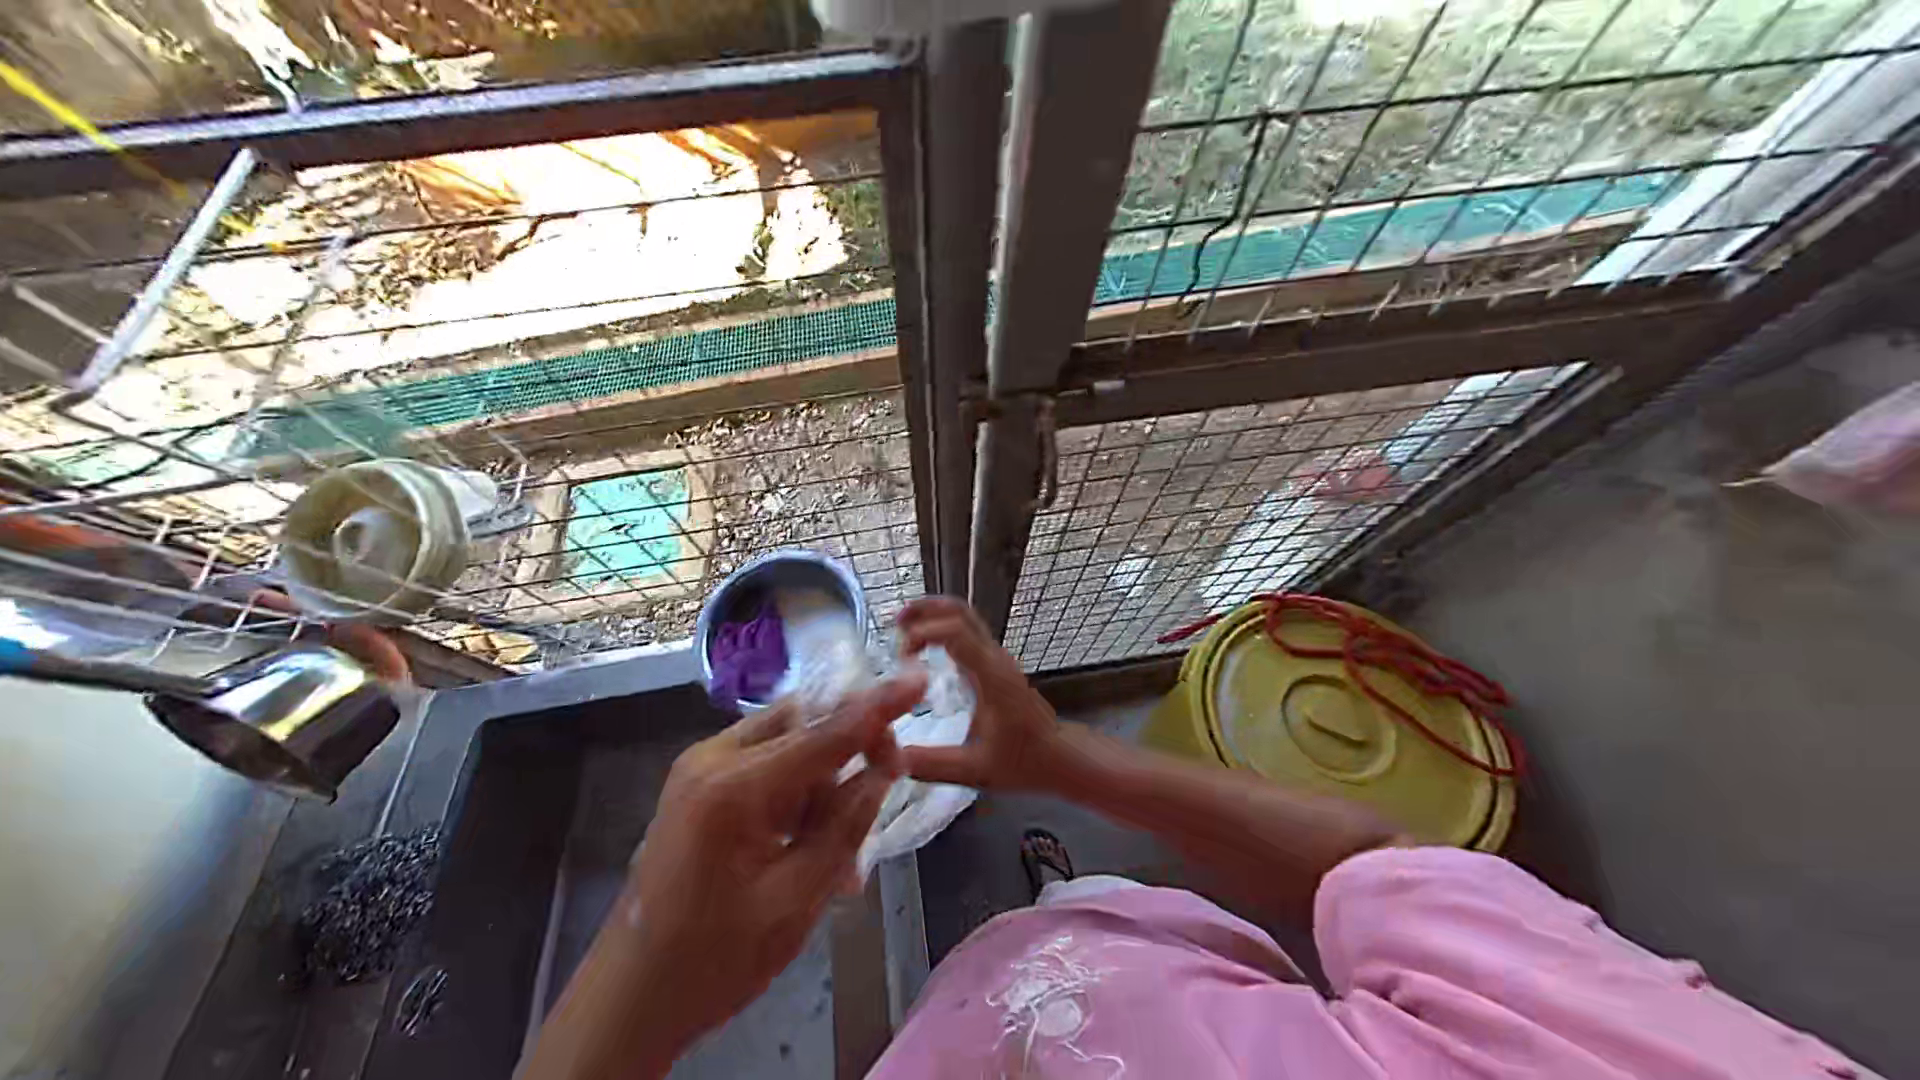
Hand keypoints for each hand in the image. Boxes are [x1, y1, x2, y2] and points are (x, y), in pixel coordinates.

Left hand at [527, 674, 924, 1079]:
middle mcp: (712, 758)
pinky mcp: (700, 783)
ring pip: (789, 743)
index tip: (919, 680)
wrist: (628, 996)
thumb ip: (844, 825)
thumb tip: (882, 770)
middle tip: (884, 783)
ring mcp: (701, 767)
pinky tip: (810, 840)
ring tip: (841, 851)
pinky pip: (767, 764)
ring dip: (826, 781)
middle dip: (851, 747)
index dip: (879, 706)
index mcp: (733, 788)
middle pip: (805, 723)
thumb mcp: (796, 899)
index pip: (825, 733)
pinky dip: (799, 791)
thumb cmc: (714, 959)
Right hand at [896, 595, 1066, 791]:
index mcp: (991, 678)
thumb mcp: (976, 771)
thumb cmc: (1024, 762)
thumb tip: (894, 757)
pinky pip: (966, 632)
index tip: (903, 656)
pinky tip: (922, 647)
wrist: (1060, 757)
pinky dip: (941, 627)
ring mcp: (996, 658)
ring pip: (964, 617)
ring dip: (933, 615)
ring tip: (903, 632)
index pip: (957, 633)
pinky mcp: (994, 663)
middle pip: (961, 612)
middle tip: (896, 624)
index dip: (925, 632)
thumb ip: (934, 765)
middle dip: (926, 609)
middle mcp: (994, 659)